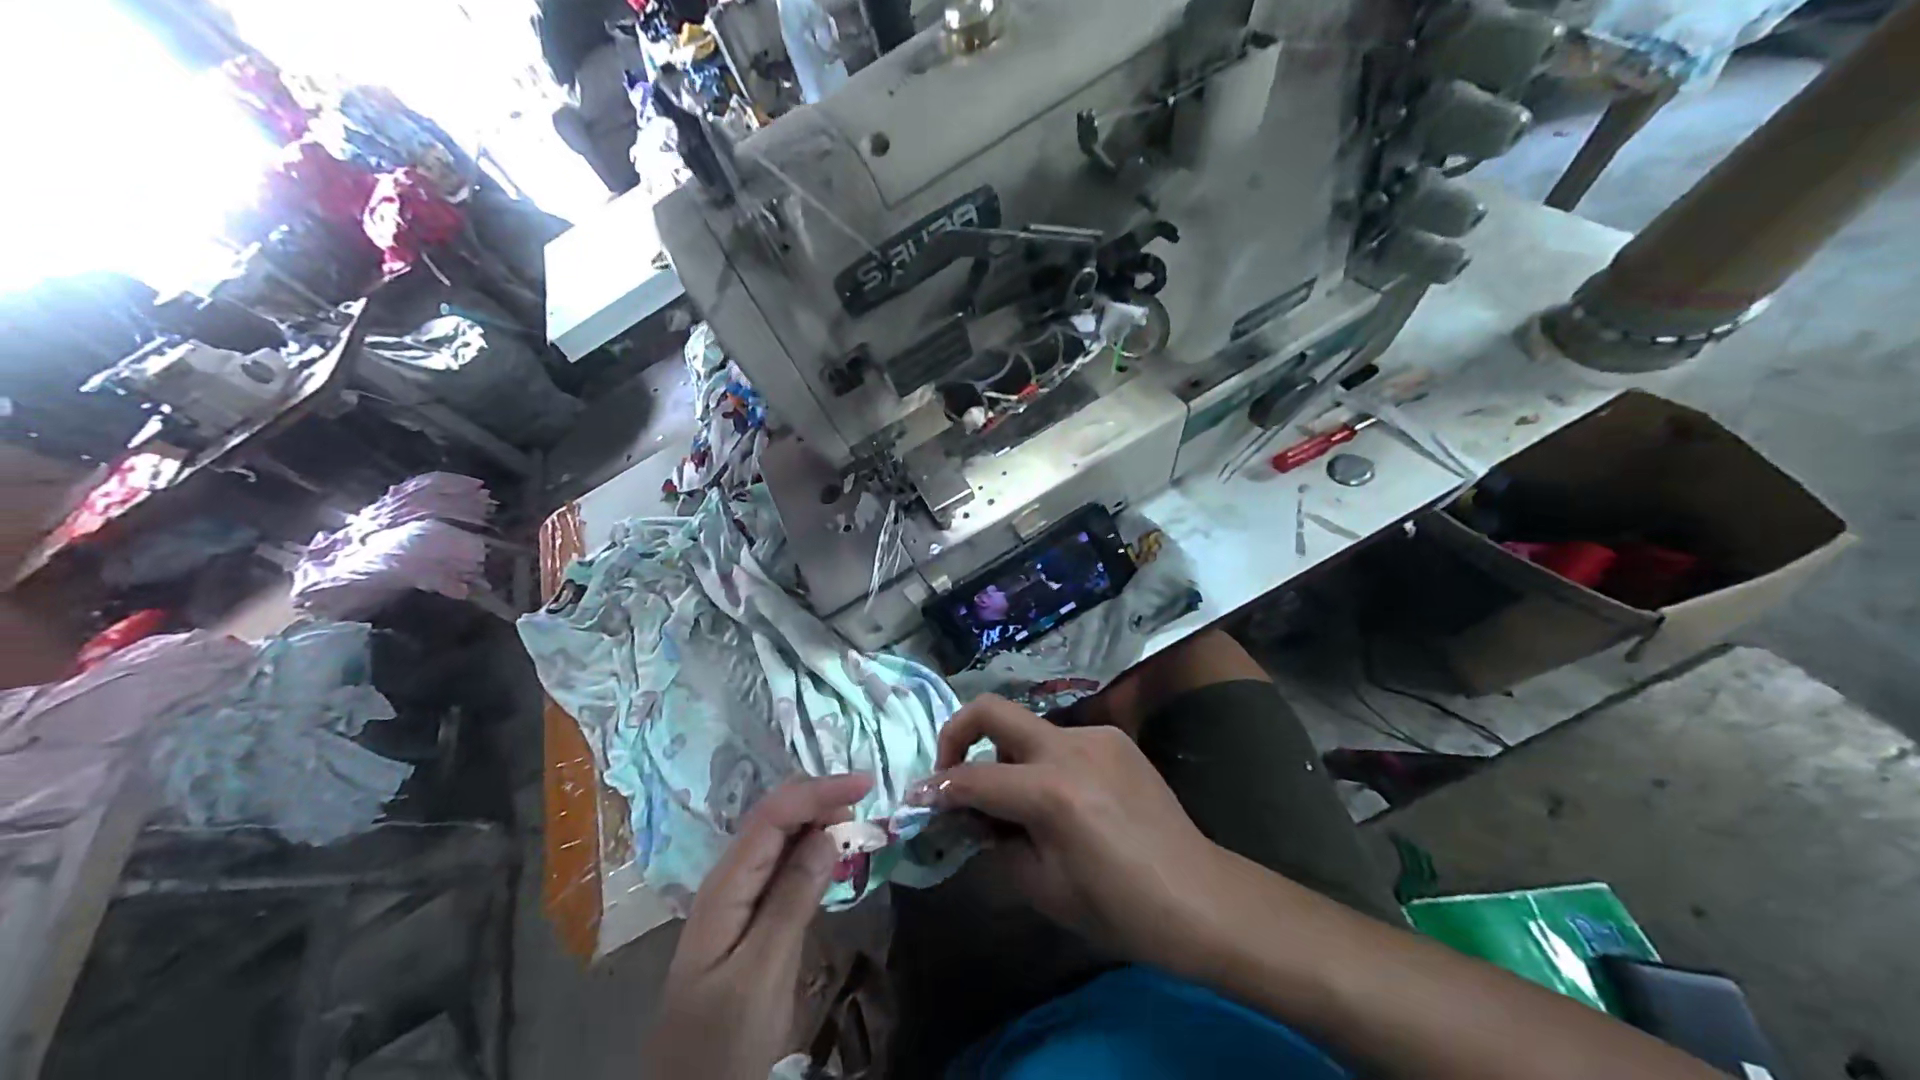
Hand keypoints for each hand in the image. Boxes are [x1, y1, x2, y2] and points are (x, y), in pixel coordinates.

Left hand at [647, 773, 872, 1079]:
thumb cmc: (724, 1039)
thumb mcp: (763, 972)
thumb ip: (793, 899)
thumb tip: (829, 834)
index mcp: (725, 886)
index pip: (772, 815)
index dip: (818, 791)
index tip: (866, 785)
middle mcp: (728, 880)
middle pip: (774, 819)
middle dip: (820, 800)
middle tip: (868, 807)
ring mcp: (737, 899)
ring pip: (780, 840)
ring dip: (818, 822)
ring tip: (858, 823)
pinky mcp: (749, 918)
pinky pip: (782, 868)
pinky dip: (812, 851)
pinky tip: (833, 856)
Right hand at [908, 694, 1229, 970]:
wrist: (1199, 897)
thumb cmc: (1118, 907)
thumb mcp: (1043, 886)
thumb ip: (995, 840)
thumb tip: (967, 814)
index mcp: (1051, 792)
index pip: (972, 778)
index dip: (935, 788)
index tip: (915, 796)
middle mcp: (1070, 748)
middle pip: (992, 710)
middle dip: (956, 733)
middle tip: (949, 769)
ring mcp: (1096, 736)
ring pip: (1028, 730)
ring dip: (1007, 758)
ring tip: (1016, 802)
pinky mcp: (1115, 739)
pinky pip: (1061, 741)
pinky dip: (1044, 763)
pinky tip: (1060, 799)